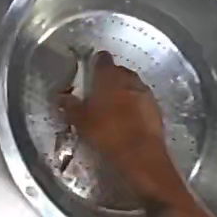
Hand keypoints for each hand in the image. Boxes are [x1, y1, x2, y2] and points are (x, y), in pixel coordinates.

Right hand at [58, 52, 192, 213]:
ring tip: (114, 109)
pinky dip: (136, 106)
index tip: (90, 74)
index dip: (96, 64)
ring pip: (132, 86)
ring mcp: (145, 93)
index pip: (102, 59)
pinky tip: (129, 121)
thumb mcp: (81, 121)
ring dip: (124, 92)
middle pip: (118, 71)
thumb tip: (60, 97)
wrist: (141, 157)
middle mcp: (129, 78)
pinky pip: (143, 101)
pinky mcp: (157, 109)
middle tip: (99, 95)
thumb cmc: (107, 133)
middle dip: (110, 80)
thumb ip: (70, 105)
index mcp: (109, 76)